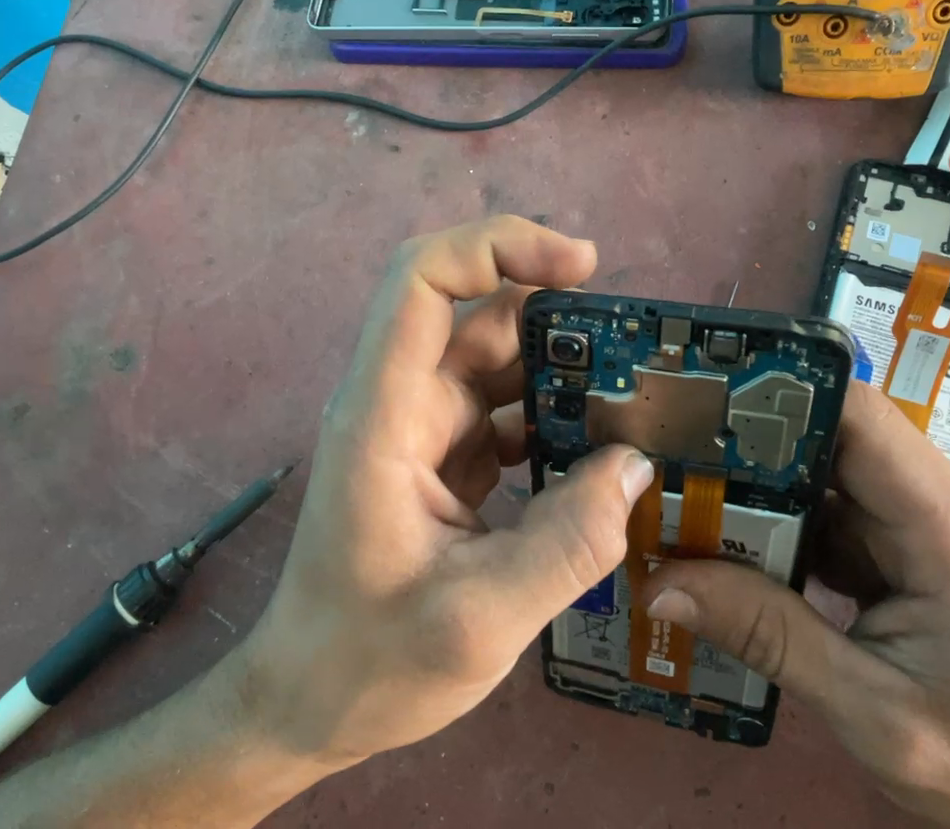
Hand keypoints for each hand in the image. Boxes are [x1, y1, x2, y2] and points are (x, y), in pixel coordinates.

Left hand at [229, 216, 653, 765]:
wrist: (308, 704)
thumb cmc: (368, 663)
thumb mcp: (478, 620)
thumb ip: (566, 544)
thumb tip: (636, 466)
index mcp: (384, 418)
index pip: (421, 281)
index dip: (496, 246)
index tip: (580, 266)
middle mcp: (400, 407)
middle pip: (478, 321)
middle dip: (561, 323)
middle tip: (641, 357)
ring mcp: (421, 433)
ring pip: (500, 368)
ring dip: (564, 377)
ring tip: (637, 408)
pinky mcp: (442, 462)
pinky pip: (505, 416)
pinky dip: (554, 421)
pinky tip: (602, 455)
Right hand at [644, 384, 949, 828]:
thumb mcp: (874, 713)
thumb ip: (769, 637)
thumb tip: (662, 584)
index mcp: (948, 527)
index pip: (858, 417)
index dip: (778, 394)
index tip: (696, 401)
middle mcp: (936, 504)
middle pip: (827, 438)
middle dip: (743, 442)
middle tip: (659, 456)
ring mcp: (919, 524)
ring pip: (819, 476)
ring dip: (751, 487)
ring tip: (672, 493)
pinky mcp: (903, 547)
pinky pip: (826, 515)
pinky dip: (774, 525)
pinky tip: (721, 542)